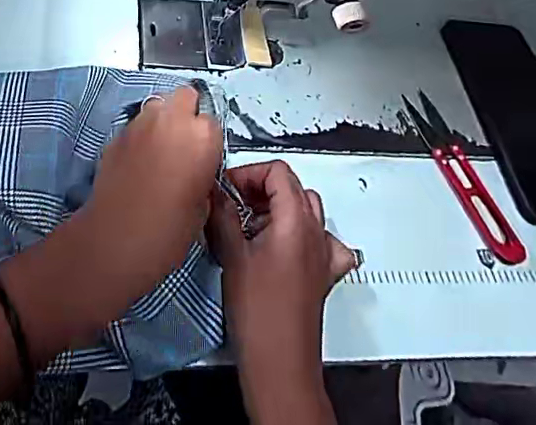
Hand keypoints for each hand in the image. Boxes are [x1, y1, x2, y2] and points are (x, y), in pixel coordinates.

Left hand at [0, 85, 221, 351]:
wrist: (116, 237)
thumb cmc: (168, 230)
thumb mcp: (203, 205)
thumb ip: (203, 172)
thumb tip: (196, 165)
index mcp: (201, 136)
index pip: (213, 120)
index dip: (208, 138)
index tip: (205, 156)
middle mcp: (171, 119)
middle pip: (185, 96)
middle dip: (187, 113)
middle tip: (185, 142)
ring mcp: (140, 122)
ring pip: (158, 105)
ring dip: (163, 119)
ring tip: (162, 149)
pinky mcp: (117, 132)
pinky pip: (137, 123)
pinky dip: (142, 134)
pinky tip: (140, 161)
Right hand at [205, 160, 356, 420]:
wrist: (279, 363)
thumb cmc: (261, 318)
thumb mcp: (231, 254)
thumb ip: (221, 214)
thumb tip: (213, 190)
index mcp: (296, 223)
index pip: (277, 171)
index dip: (248, 173)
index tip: (227, 188)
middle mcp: (316, 235)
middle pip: (292, 185)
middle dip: (259, 186)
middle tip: (232, 201)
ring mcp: (322, 255)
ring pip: (305, 208)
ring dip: (277, 206)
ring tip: (250, 220)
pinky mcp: (320, 274)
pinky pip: (321, 239)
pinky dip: (302, 232)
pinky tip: (282, 242)